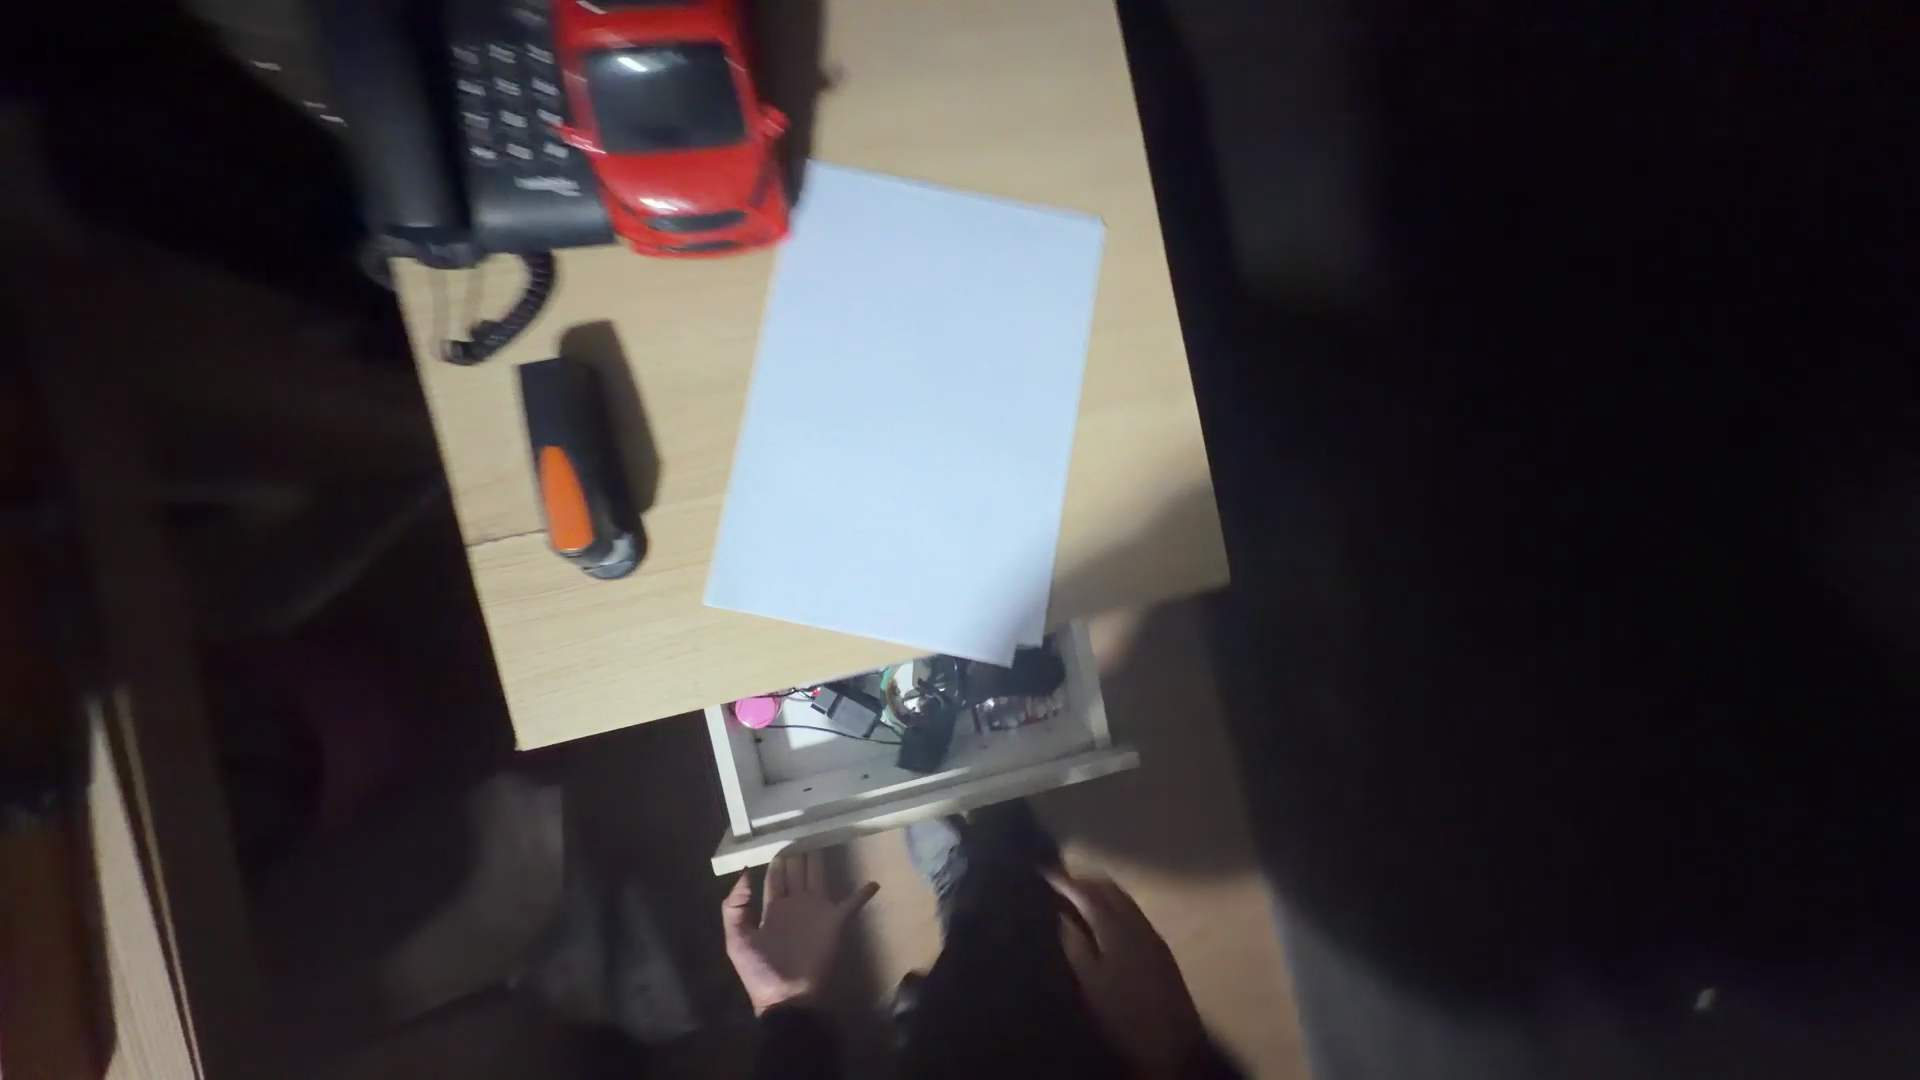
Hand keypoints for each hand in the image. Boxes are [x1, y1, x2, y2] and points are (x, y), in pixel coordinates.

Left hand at [722, 850, 878, 1014]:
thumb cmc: (761, 971)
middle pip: (798, 873)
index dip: (777, 861)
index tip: (781, 840)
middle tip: (804, 831)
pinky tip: (874, 883)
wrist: (787, 998)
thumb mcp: (737, 941)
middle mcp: (796, 905)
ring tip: (826, 839)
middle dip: (800, 854)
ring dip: (822, 862)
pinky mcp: (835, 922)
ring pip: (820, 879)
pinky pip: (851, 904)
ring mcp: (817, 912)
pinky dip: (863, 893)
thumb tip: (744, 873)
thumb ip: (735, 907)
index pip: (775, 877)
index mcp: (773, 909)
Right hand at [1048, 872, 1206, 1079]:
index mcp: (1116, 929)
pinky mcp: (1160, 948)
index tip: (1045, 872)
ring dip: (1101, 891)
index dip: (1065, 881)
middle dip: (1085, 880)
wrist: (1174, 1049)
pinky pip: (1133, 911)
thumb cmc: (1124, 1018)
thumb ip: (1076, 946)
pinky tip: (1103, 919)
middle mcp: (1137, 923)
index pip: (1088, 893)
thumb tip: (1063, 917)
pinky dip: (1114, 905)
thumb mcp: (1091, 985)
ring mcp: (1152, 934)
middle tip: (1061, 883)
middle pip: (1109, 888)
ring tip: (1078, 896)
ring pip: (1123, 898)